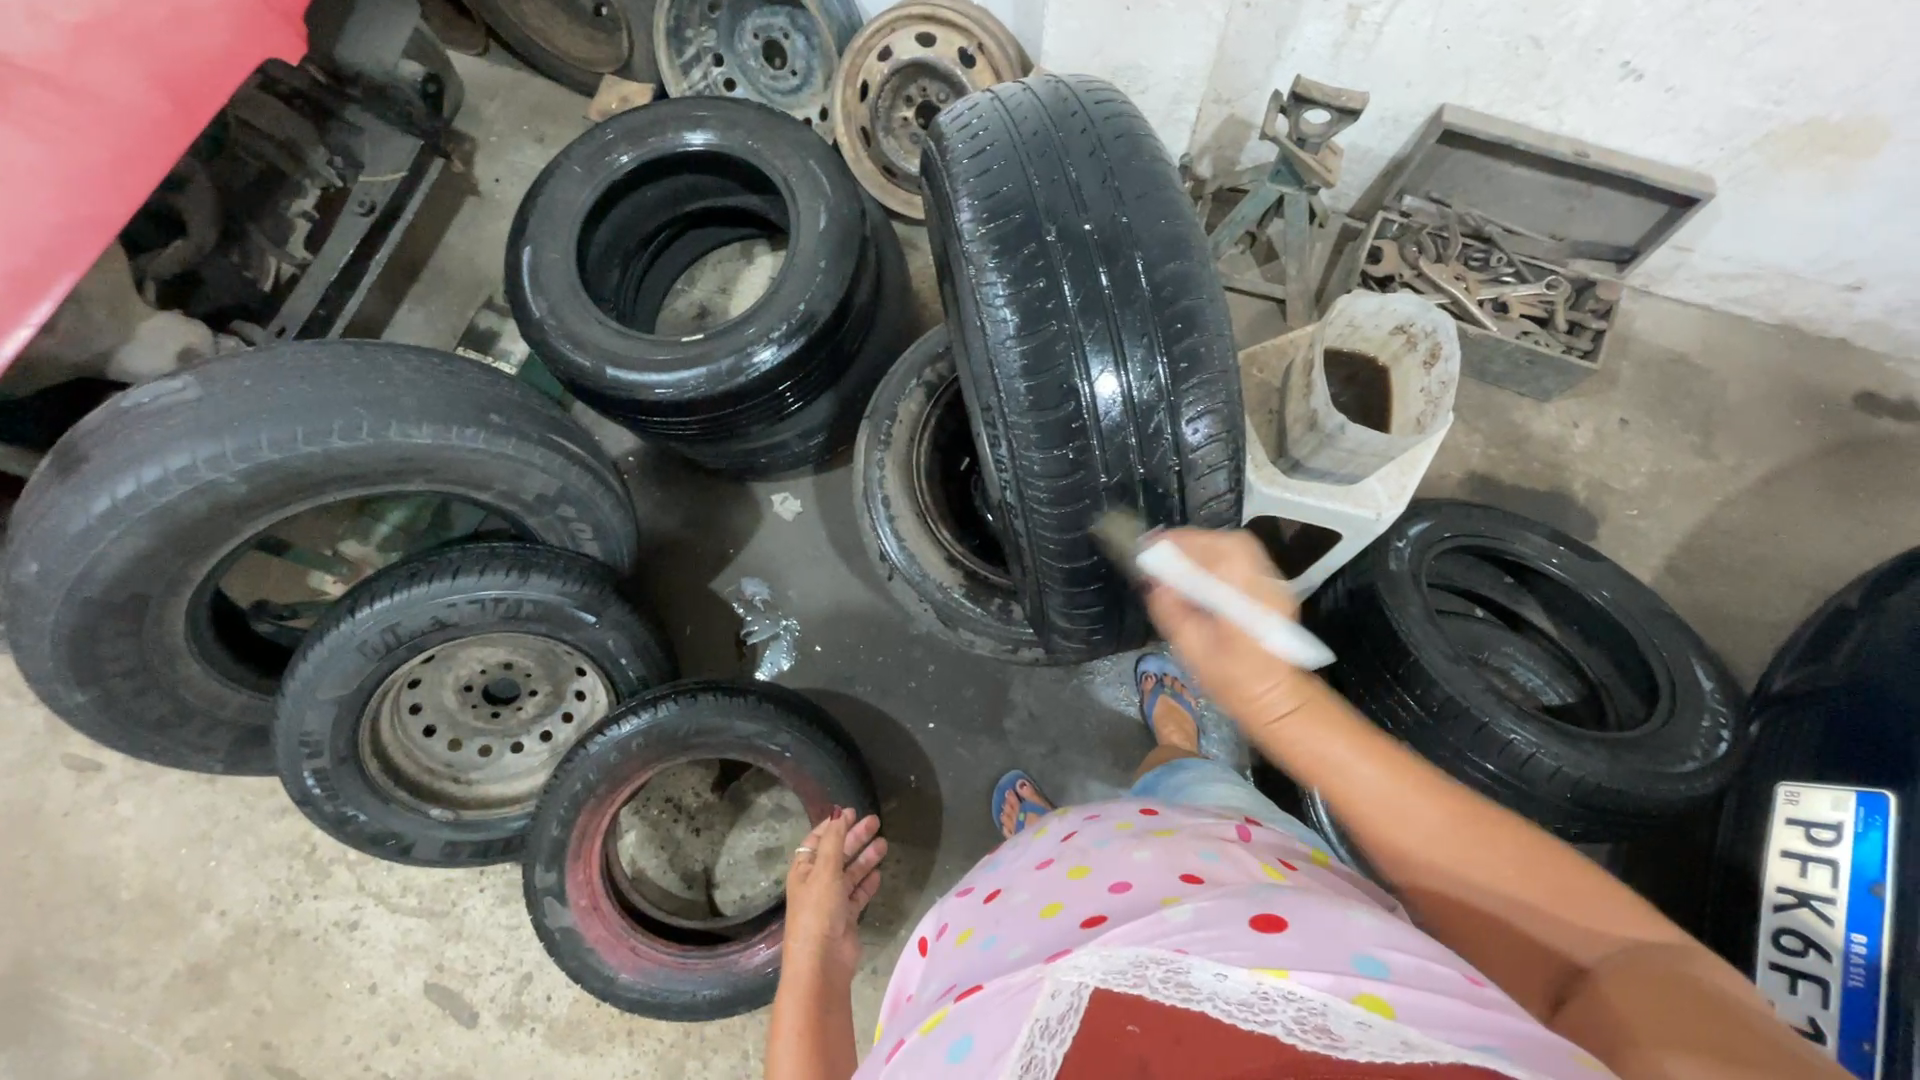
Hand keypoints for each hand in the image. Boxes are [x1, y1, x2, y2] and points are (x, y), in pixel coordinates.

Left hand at [782, 808, 885, 985]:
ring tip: (884, 843)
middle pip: (838, 853)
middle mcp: (817, 883)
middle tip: (876, 822)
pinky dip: (868, 883)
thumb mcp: (825, 869)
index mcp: (804, 870)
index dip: (834, 825)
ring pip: (851, 873)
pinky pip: (858, 894)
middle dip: (855, 837)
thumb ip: (835, 840)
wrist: (822, 961)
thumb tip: (838, 811)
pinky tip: (879, 873)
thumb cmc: (818, 910)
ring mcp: (832, 901)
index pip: (818, 840)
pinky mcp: (846, 917)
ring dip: (865, 858)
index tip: (852, 812)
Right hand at [1142, 528, 1320, 732]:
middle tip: (1161, 549)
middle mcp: (1266, 588)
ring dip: (1204, 546)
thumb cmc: (1231, 682)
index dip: (1183, 545)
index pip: (1217, 557)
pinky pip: (1244, 558)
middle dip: (1192, 540)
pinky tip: (1198, 569)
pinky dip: (1217, 555)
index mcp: (1246, 605)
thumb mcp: (1191, 651)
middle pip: (1231, 544)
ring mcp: (1274, 585)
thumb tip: (1156, 583)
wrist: (1274, 697)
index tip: (1152, 546)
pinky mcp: (1272, 588)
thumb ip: (1172, 613)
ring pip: (1239, 547)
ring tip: (1176, 557)